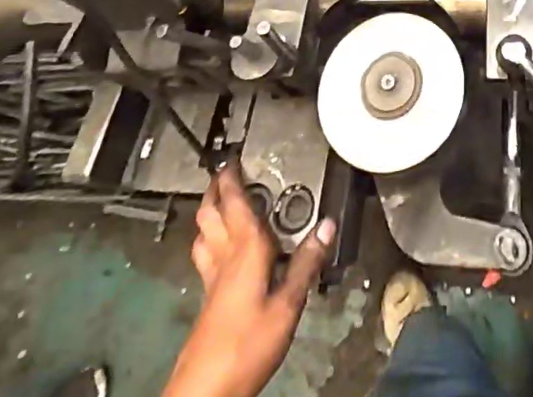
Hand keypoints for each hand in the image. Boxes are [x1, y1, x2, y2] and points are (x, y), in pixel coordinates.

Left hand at [165, 166, 335, 396]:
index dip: (231, 179)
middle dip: (215, 191)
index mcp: (245, 250)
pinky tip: (220, 249)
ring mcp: (212, 279)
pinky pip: (206, 255)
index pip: (234, 204)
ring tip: (220, 202)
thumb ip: (307, 263)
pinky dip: (211, 238)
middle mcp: (224, 258)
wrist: (205, 392)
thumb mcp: (288, 305)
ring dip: (209, 213)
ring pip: (203, 234)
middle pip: (210, 215)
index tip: (232, 158)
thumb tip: (328, 223)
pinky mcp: (209, 298)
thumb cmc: (248, 343)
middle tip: (224, 174)